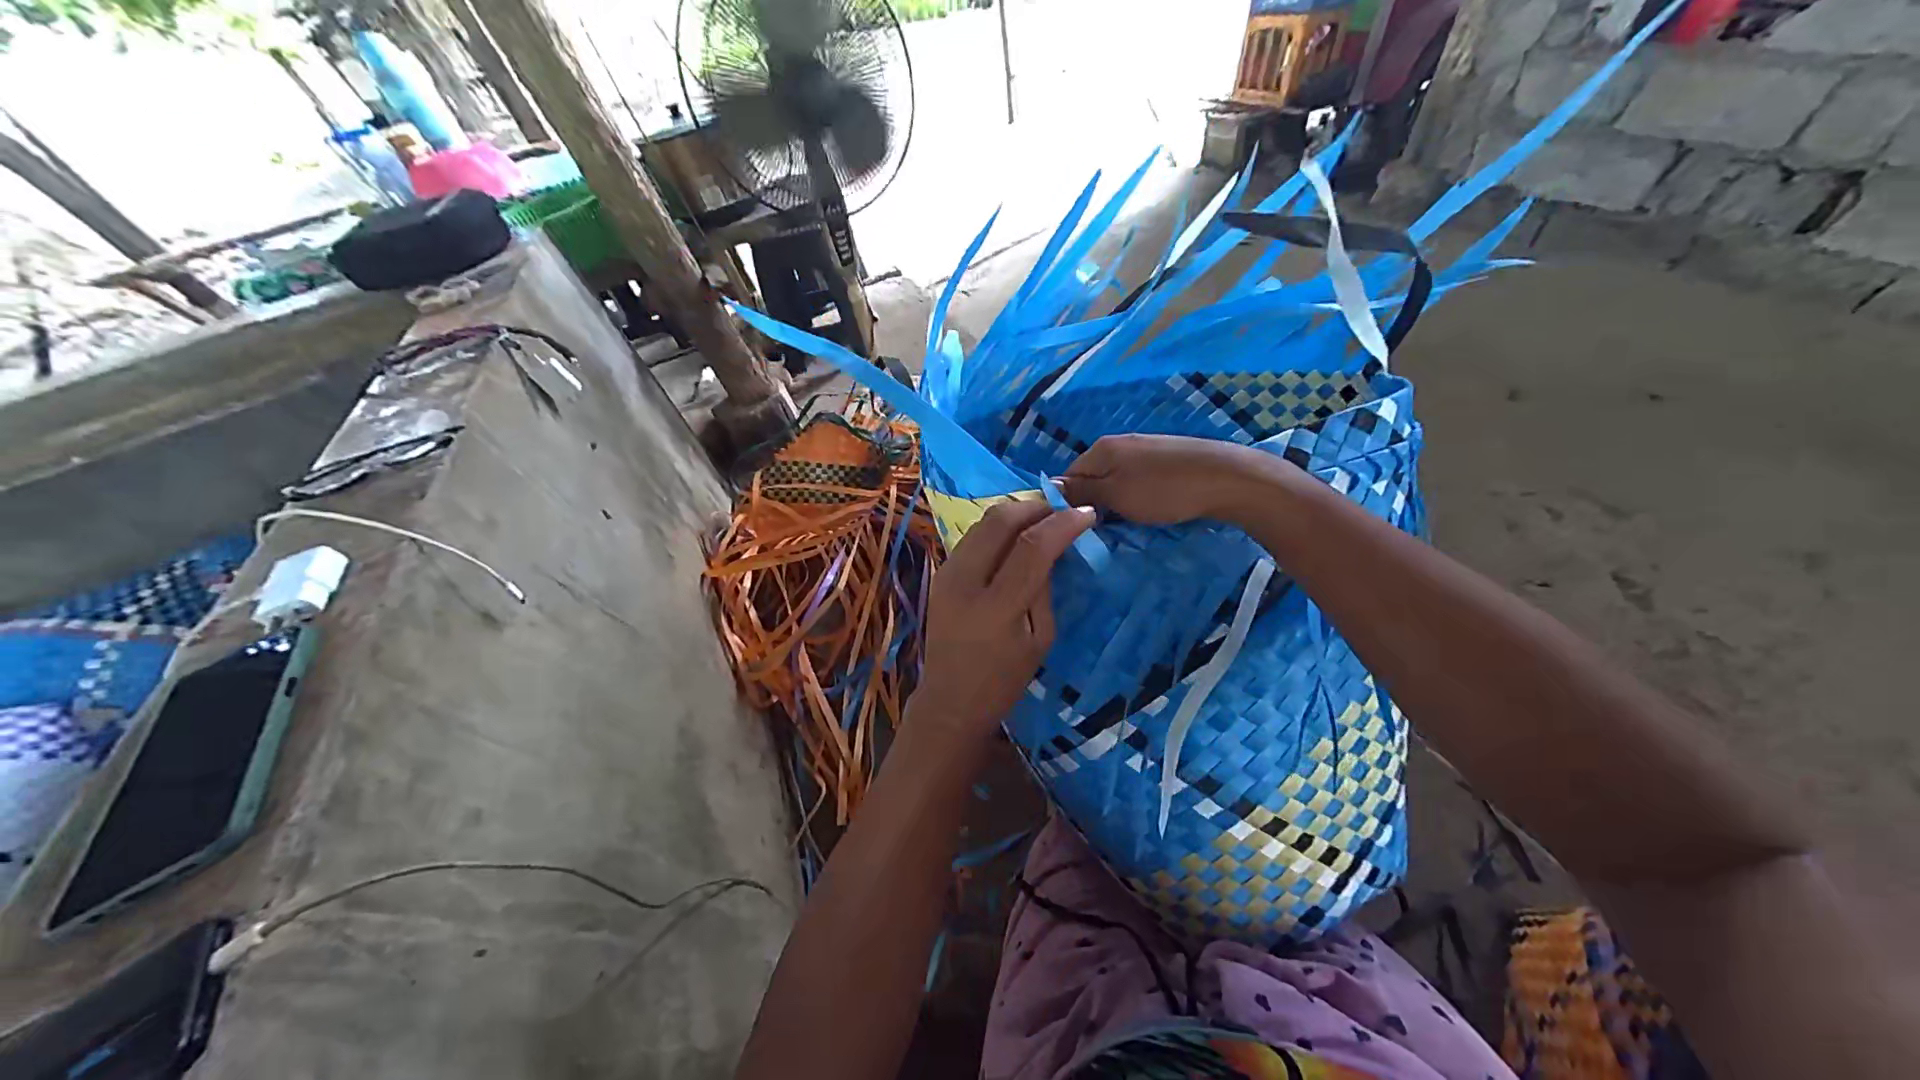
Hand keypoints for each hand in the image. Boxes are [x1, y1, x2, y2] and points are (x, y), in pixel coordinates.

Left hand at [913, 501, 1094, 741]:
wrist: (949, 700)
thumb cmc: (1004, 680)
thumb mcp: (1040, 639)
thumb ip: (1044, 588)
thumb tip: (1052, 547)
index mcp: (996, 606)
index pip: (1032, 547)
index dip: (1062, 524)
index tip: (1087, 514)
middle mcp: (965, 581)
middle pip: (1000, 521)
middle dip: (1036, 507)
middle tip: (1062, 511)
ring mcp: (946, 574)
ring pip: (982, 522)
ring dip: (1015, 513)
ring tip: (1042, 519)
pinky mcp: (939, 573)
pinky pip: (972, 536)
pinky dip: (997, 528)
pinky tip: (1015, 536)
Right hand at [1059, 434, 1278, 525]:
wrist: (1227, 479)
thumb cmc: (1164, 490)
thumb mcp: (1115, 496)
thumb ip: (1081, 492)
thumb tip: (1048, 488)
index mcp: (1101, 448)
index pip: (1066, 476)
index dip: (1066, 503)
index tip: (1073, 528)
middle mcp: (1120, 442)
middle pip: (1091, 477)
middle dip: (1092, 503)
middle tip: (1099, 531)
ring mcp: (1146, 448)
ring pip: (1115, 479)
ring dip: (1115, 501)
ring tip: (1125, 523)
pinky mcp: (1167, 458)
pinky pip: (1138, 478)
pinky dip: (1137, 495)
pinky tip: (1150, 508)